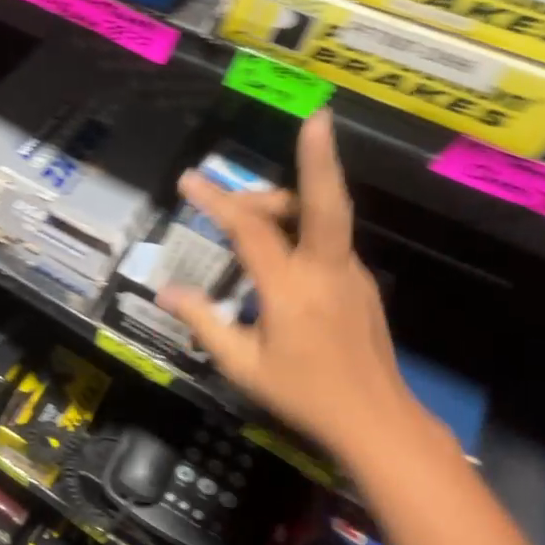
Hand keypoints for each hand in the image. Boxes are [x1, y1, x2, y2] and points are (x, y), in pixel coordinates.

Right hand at [156, 110, 427, 468]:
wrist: (380, 425)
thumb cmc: (304, 396)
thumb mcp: (242, 366)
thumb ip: (203, 322)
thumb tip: (164, 291)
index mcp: (291, 289)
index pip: (250, 230)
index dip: (216, 200)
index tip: (188, 179)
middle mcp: (327, 270)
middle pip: (324, 202)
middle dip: (323, 156)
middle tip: (315, 120)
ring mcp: (351, 275)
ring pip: (323, 217)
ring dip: (288, 199)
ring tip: (243, 209)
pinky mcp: (360, 285)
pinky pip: (327, 240)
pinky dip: (299, 226)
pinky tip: (276, 246)